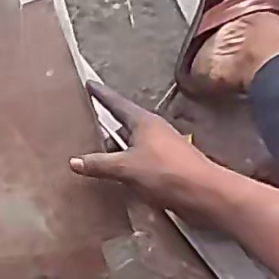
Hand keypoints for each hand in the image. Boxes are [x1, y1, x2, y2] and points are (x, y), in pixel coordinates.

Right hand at [70, 80, 229, 213]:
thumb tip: (74, 161)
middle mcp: (153, 131)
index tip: (89, 84)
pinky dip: (124, 165)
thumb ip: (99, 164)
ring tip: (93, 155)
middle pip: (123, 125)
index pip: (117, 103)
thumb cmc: (166, 173)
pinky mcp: (166, 166)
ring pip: (130, 145)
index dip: (101, 94)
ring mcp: (161, 148)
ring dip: (114, 150)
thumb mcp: (126, 167)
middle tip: (84, 125)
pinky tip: (114, 176)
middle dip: (104, 127)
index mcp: (144, 122)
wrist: (204, 194)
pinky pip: (137, 161)